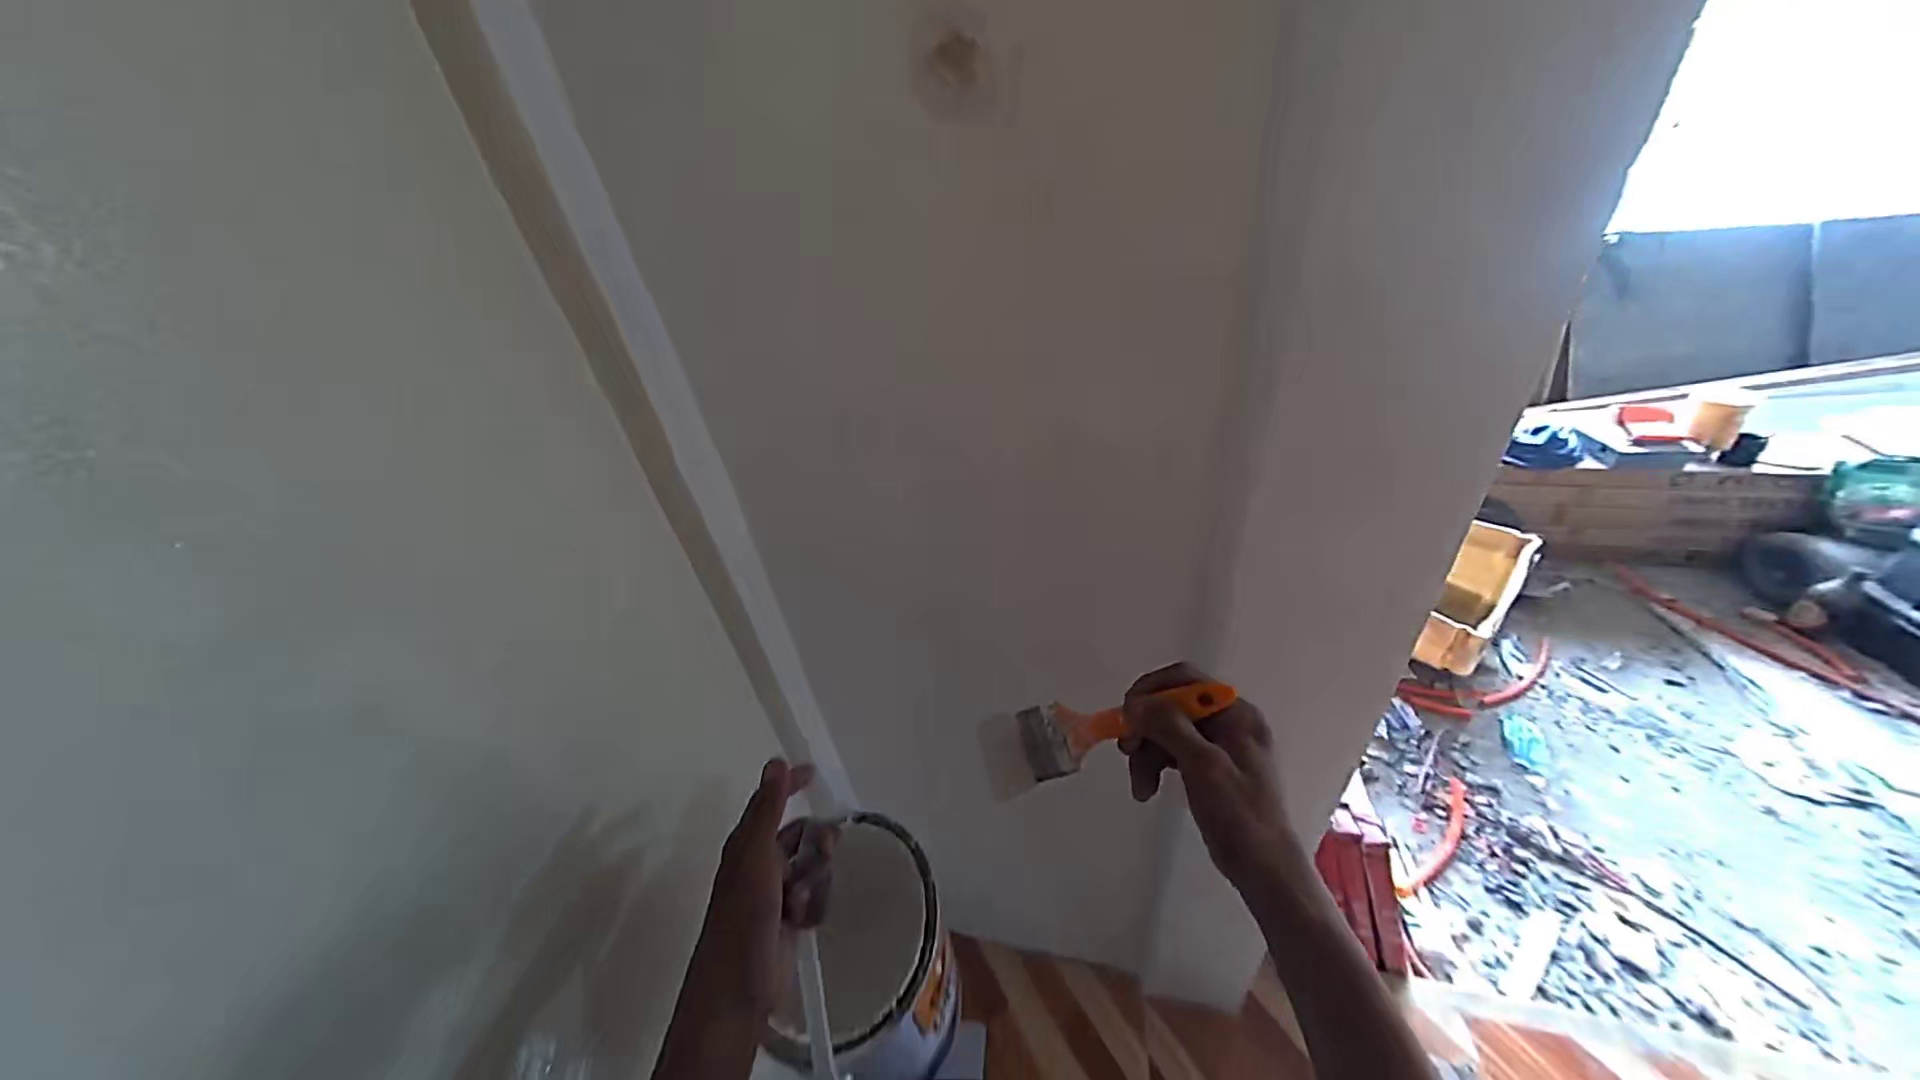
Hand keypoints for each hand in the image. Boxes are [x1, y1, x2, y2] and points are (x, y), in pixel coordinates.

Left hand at [691, 760, 838, 1015]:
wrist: (741, 987)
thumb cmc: (743, 917)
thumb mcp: (756, 856)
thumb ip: (768, 809)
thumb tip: (775, 762)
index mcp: (747, 844)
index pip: (771, 802)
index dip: (791, 785)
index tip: (813, 774)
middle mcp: (762, 862)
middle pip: (803, 833)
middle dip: (816, 843)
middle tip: (823, 850)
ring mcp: (778, 891)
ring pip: (815, 865)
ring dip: (814, 881)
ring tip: (800, 903)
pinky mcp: (793, 916)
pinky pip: (817, 893)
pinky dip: (814, 904)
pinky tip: (803, 921)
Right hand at [1119, 663, 1297, 889]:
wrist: (1264, 870)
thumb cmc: (1239, 816)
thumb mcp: (1203, 766)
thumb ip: (1170, 726)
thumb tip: (1136, 703)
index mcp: (1236, 714)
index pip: (1185, 680)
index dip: (1151, 690)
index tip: (1128, 714)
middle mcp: (1228, 722)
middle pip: (1171, 706)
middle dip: (1146, 728)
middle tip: (1127, 749)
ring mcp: (1218, 745)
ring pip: (1166, 730)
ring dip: (1146, 752)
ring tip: (1139, 785)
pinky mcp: (1207, 766)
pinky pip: (1172, 751)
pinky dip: (1155, 765)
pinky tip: (1146, 788)